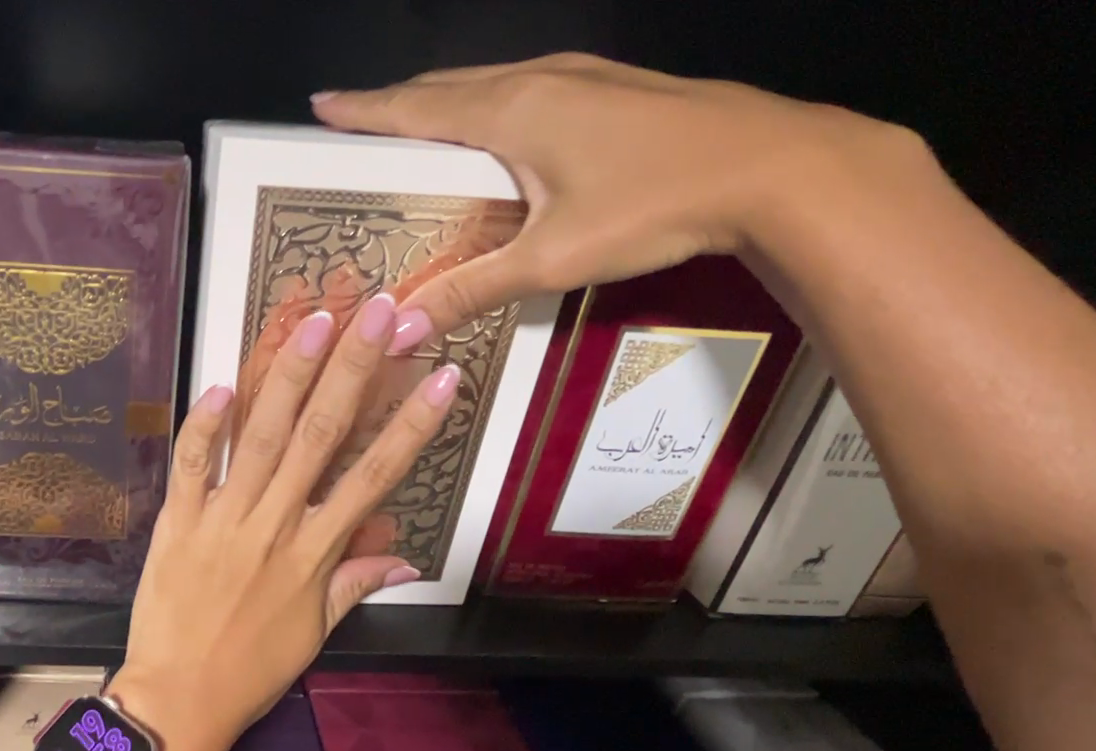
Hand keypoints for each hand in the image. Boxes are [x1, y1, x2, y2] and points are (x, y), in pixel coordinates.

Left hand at [111, 294, 460, 750]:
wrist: (179, 698)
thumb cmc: (250, 671)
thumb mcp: (313, 635)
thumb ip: (353, 585)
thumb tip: (405, 560)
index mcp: (315, 554)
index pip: (375, 478)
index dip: (412, 425)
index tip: (442, 378)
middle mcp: (275, 524)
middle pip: (323, 436)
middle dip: (355, 370)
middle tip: (383, 313)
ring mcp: (223, 518)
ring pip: (262, 437)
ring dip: (290, 377)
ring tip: (317, 322)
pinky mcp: (176, 522)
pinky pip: (192, 465)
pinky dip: (205, 425)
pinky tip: (223, 385)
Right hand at [312, 54, 924, 338]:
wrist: (774, 167)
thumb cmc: (653, 205)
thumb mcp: (552, 258)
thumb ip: (470, 289)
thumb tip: (400, 330)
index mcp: (511, 111)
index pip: (415, 108)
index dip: (364, 110)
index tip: (320, 106)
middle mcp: (538, 79)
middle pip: (447, 86)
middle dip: (395, 103)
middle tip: (355, 123)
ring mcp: (580, 76)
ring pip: (487, 82)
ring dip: (441, 102)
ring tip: (412, 128)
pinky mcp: (610, 87)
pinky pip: (524, 86)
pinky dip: (486, 105)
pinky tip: (493, 130)